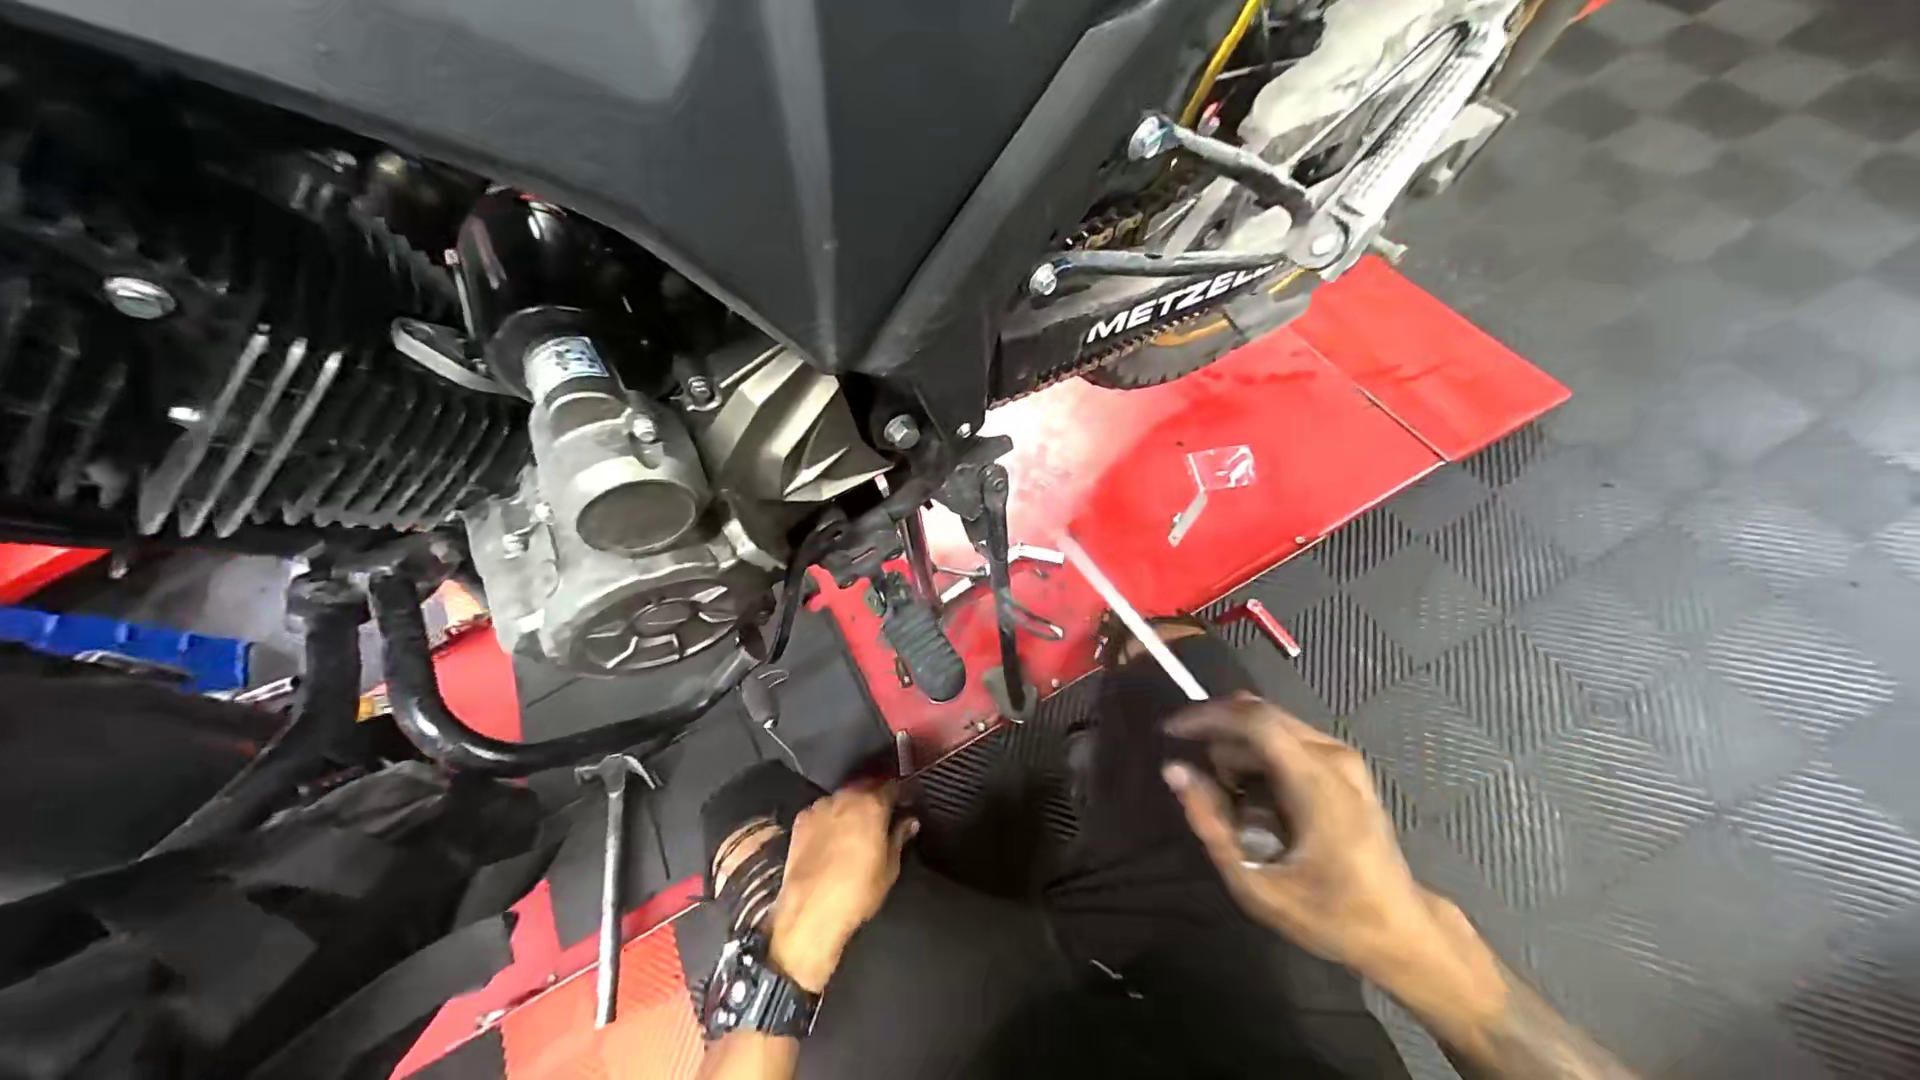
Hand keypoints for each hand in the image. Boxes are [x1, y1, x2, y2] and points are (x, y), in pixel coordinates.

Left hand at [767, 782, 916, 993]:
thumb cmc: (857, 891)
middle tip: (880, 816)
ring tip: (854, 828)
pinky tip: (830, 837)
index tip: (902, 804)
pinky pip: (821, 811)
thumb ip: (899, 836)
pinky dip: (829, 817)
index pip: (891, 786)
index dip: (899, 794)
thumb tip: (909, 821)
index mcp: (872, 804)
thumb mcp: (889, 867)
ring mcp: (820, 807)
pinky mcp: (801, 820)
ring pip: (842, 797)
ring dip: (851, 806)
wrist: (810, 910)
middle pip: (865, 787)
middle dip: (874, 797)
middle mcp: (846, 797)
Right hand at [1164, 698, 1637, 1079]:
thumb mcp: (1256, 883)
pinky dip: (1257, 754)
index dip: (1206, 716)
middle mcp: (1333, 756)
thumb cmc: (1329, 913)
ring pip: (1269, 723)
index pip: (1254, 720)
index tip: (1170, 731)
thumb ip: (1210, 823)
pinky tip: (1255, 796)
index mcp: (1317, 783)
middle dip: (1216, 734)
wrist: (1401, 930)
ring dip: (1237, 748)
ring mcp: (1343, 756)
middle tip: (1199, 778)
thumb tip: (1174, 770)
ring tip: (1231, 799)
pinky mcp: (1345, 763)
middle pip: (1257, 714)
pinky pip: (1285, 736)